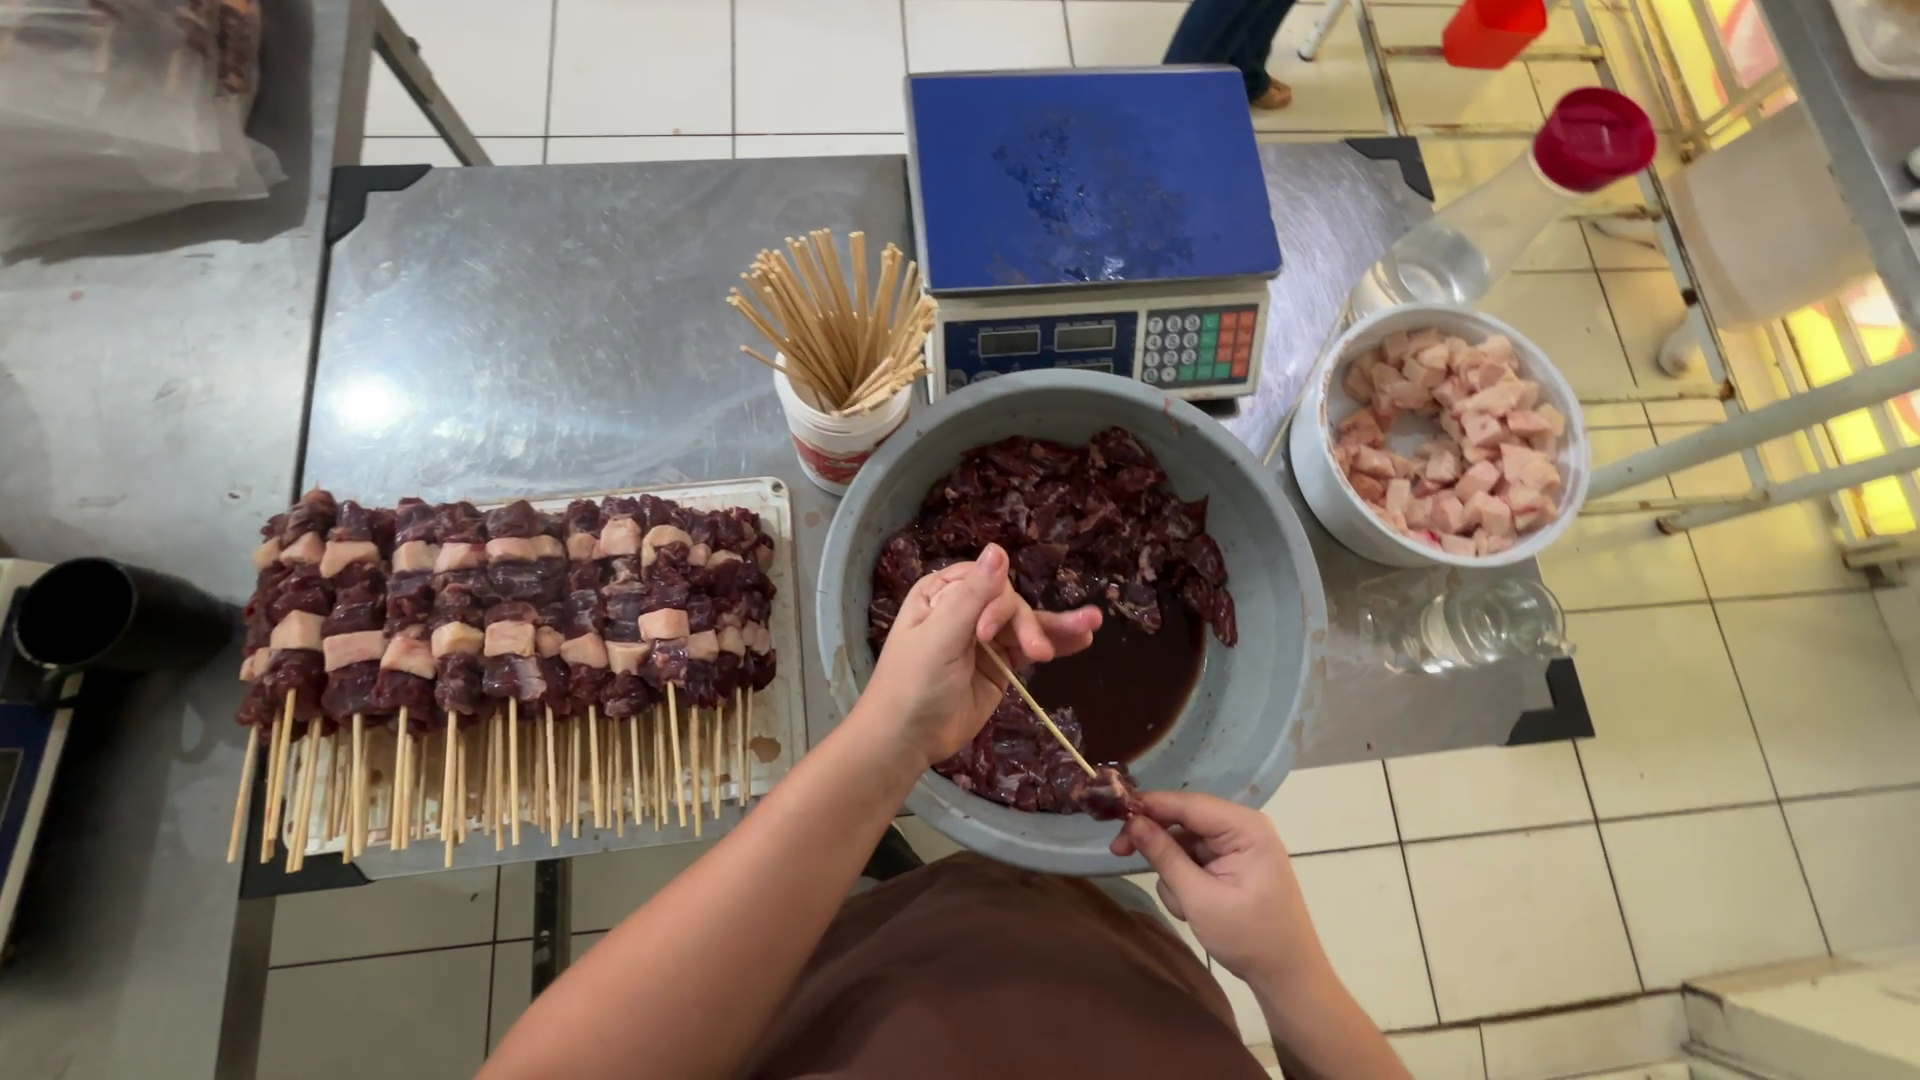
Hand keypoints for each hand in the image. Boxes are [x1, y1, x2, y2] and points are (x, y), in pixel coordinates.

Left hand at [862, 543, 1100, 767]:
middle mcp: (965, 610)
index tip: (986, 634)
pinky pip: (1031, 649)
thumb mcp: (939, 636)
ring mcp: (985, 640)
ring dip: (1058, 625)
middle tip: (1036, 652)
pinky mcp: (1000, 667)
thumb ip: (972, 595)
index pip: (985, 580)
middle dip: (1026, 624)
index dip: (996, 601)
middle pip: (1010, 603)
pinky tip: (1084, 638)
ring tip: (1093, 623)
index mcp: (941, 594)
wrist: (905, 739)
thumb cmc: (912, 683)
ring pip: (1026, 624)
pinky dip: (1057, 644)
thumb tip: (998, 548)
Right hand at [1111, 791, 1329, 990]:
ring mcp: (1237, 845)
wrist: (1289, 979)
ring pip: (1184, 840)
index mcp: (1245, 827)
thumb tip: (1132, 822)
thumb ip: (1164, 856)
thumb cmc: (1250, 938)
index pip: (1187, 804)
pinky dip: (1185, 879)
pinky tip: (1193, 907)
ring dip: (1174, 870)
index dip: (1149, 806)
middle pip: (1183, 819)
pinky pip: (1194, 857)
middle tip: (1119, 853)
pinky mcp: (1232, 862)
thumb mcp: (1200, 899)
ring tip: (1185, 906)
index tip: (1114, 815)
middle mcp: (1242, 827)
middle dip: (1157, 842)